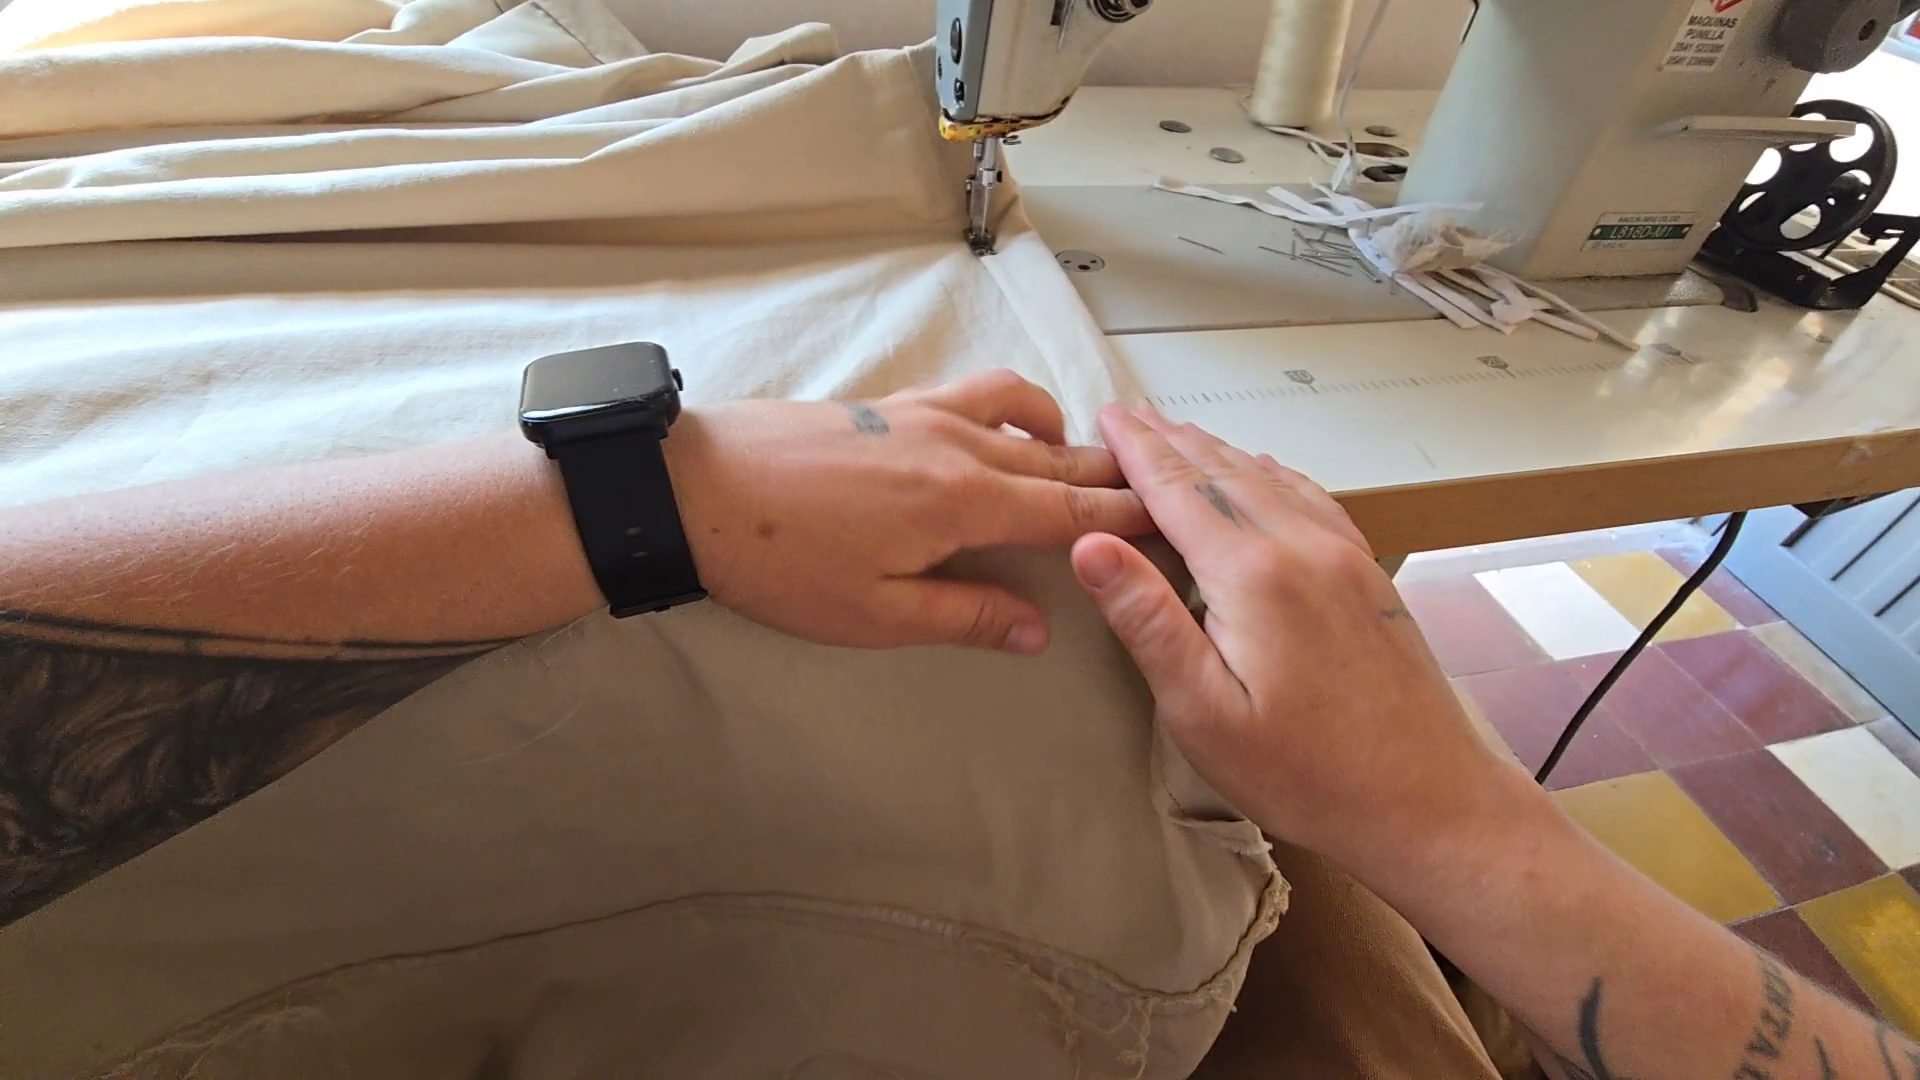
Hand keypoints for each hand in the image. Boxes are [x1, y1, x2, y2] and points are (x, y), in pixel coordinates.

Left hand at [665, 371, 1152, 654]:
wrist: (698, 487)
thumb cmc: (784, 562)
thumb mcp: (876, 614)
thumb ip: (966, 617)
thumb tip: (1039, 629)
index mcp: (962, 501)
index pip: (1067, 508)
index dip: (1123, 515)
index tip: (1170, 514)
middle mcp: (956, 445)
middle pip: (1056, 456)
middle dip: (1111, 471)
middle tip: (1156, 481)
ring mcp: (922, 413)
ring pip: (1019, 410)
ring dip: (1062, 432)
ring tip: (1079, 454)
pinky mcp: (890, 403)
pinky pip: (974, 393)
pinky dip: (1011, 406)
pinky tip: (1001, 428)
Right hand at [1067, 405, 1523, 871]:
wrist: (1432, 806)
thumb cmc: (1304, 771)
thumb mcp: (1201, 709)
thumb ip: (1146, 618)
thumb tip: (1090, 544)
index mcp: (1253, 573)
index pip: (1178, 490)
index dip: (1137, 451)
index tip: (1107, 416)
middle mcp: (1302, 545)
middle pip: (1221, 471)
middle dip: (1168, 439)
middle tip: (1128, 412)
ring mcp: (1343, 555)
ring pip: (1265, 477)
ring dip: (1213, 448)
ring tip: (1176, 429)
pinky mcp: (1367, 573)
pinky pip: (1309, 497)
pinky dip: (1269, 470)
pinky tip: (1260, 466)